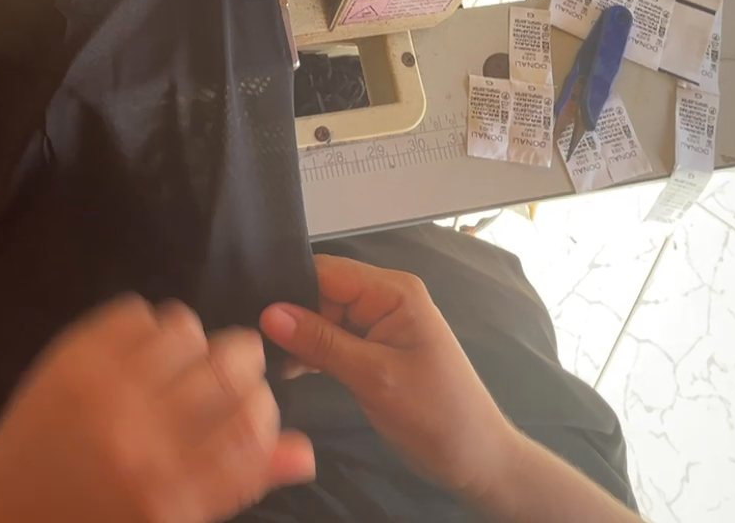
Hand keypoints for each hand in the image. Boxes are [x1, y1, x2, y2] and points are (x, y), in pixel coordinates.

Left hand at [0, 296, 315, 522]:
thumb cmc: (95, 519)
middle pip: (230, 363)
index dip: (266, 406)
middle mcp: (143, 435)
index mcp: (173, 492)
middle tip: (228, 368)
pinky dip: (146, 327)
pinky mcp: (74, 355)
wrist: (2, 512)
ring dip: (191, 343)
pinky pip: (136, 310)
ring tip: (175, 364)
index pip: (254, 426)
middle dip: (242, 358)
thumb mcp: (172, 521)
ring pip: (185, 326)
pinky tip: (137, 354)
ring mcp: (105, 388)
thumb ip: (238, 482)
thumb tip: (303, 452)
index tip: (255, 404)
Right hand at [260, 254, 518, 504]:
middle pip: (322, 291)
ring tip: (269, 359)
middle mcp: (385, 296)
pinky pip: (334, 336)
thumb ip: (322, 342)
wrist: (480, 463)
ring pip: (324, 315)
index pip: (327, 271)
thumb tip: (270, 313)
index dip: (291, 289)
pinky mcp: (374, 345)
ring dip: (301, 337)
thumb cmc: (437, 416)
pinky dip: (314, 351)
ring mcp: (380, 320)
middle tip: (257, 344)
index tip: (254, 311)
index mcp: (393, 290)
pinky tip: (290, 368)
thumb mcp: (374, 378)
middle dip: (292, 316)